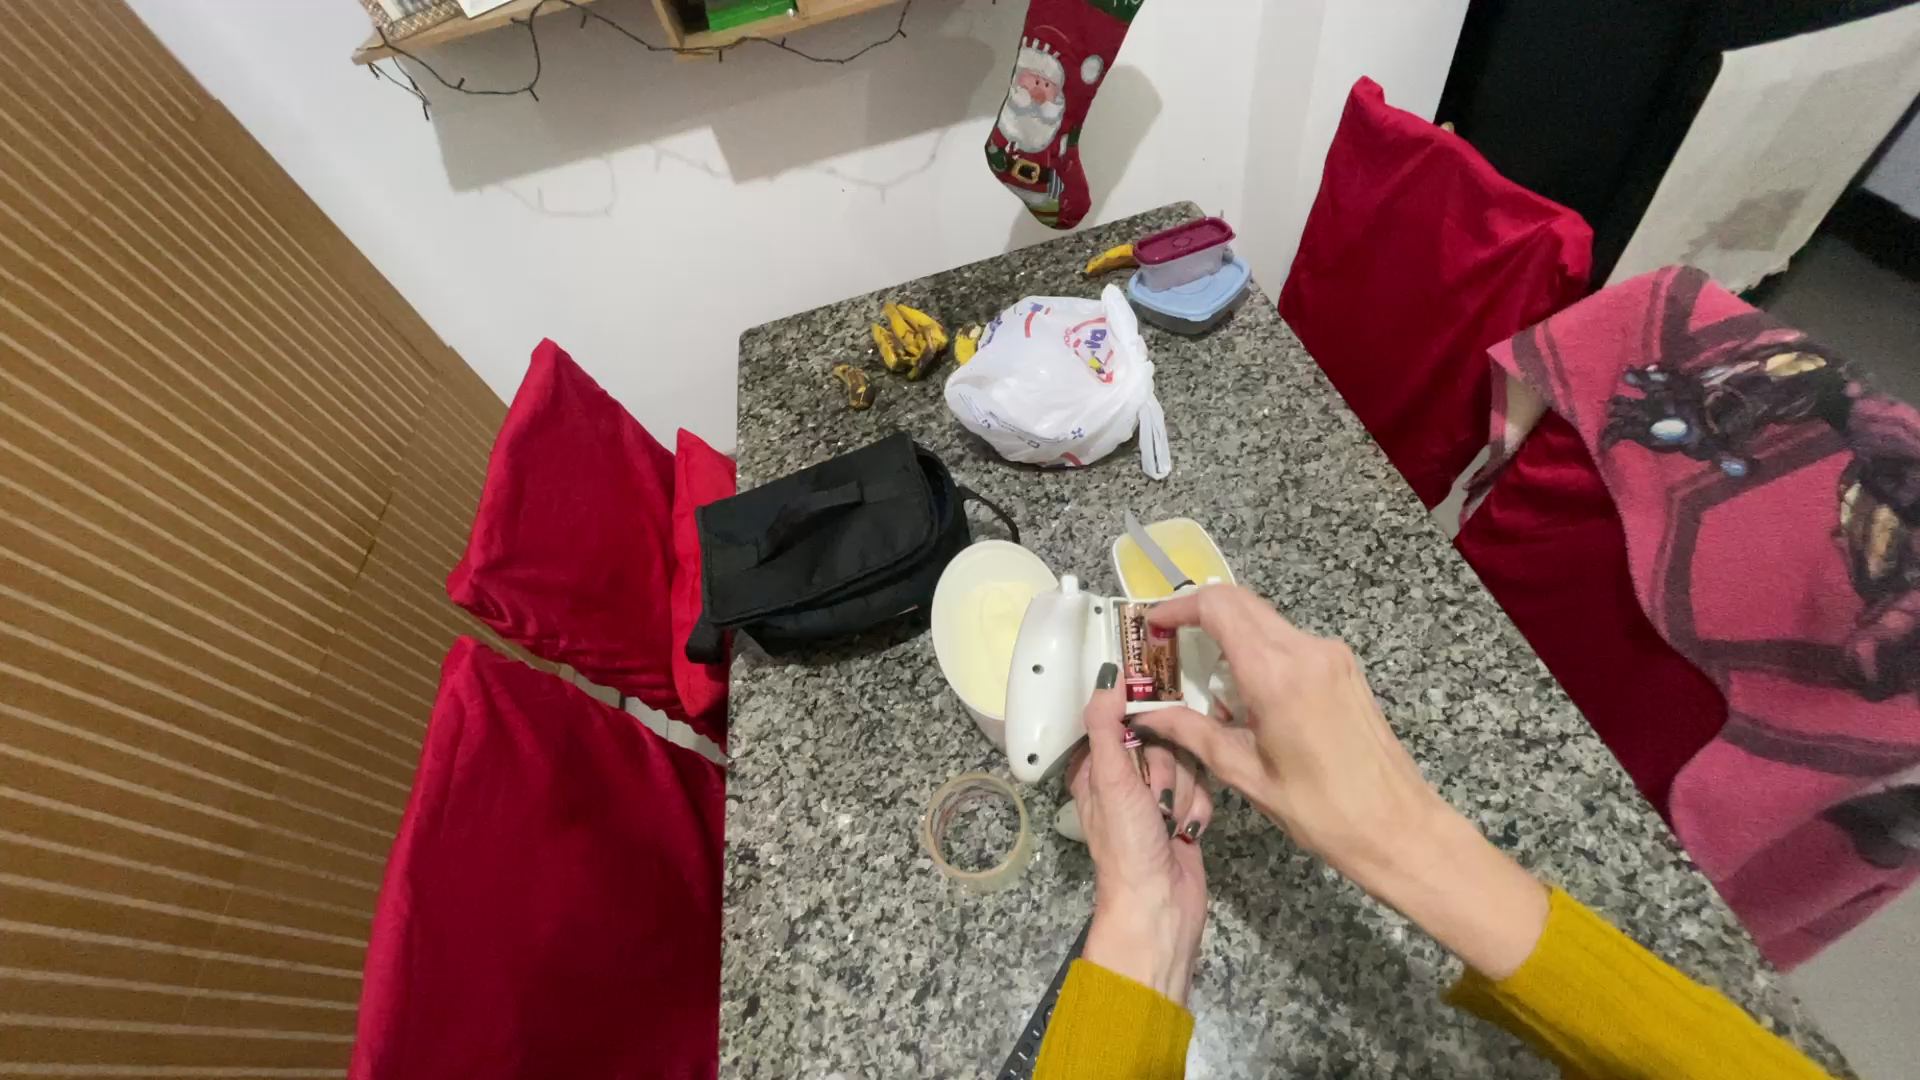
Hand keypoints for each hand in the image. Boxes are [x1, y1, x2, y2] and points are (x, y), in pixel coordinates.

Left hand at [1068, 664, 1211, 1004]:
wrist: (1160, 907)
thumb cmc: (1127, 843)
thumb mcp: (1109, 778)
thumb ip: (1106, 726)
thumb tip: (1109, 676)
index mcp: (1095, 763)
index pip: (1122, 716)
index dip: (1143, 719)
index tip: (1158, 727)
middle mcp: (1122, 774)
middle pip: (1161, 737)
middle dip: (1166, 767)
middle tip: (1156, 797)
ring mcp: (1154, 793)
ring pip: (1185, 760)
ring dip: (1184, 791)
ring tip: (1171, 819)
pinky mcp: (1182, 810)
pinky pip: (1201, 787)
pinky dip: (1198, 808)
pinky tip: (1188, 830)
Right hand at [1135, 585, 1548, 978]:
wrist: (1403, 830)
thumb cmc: (1321, 810)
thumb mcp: (1244, 773)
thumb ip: (1190, 732)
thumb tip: (1145, 714)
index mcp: (1276, 673)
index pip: (1218, 607)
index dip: (1178, 606)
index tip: (1152, 623)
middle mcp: (1305, 650)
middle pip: (1239, 601)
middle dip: (1197, 612)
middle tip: (1167, 640)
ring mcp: (1330, 655)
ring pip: (1262, 617)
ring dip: (1226, 630)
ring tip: (1199, 669)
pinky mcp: (1342, 666)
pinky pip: (1285, 638)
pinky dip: (1253, 646)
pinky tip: (1241, 687)